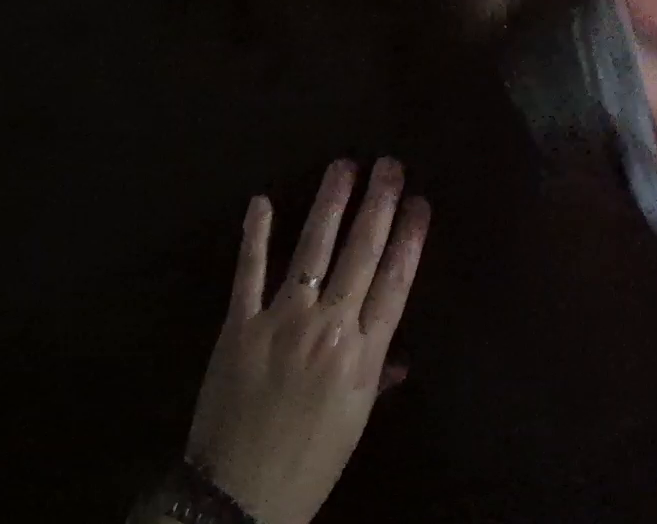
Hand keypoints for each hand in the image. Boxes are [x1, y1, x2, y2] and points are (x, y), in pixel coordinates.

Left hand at [184, 159, 429, 523]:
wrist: (237, 496)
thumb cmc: (308, 463)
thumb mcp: (354, 424)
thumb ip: (376, 379)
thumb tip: (399, 356)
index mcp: (363, 356)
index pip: (395, 283)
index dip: (410, 238)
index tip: (420, 202)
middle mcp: (329, 328)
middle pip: (360, 255)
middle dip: (378, 205)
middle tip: (390, 165)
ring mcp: (282, 322)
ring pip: (312, 251)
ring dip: (330, 205)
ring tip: (344, 166)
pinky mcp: (240, 325)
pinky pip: (249, 273)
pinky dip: (254, 236)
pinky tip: (261, 202)